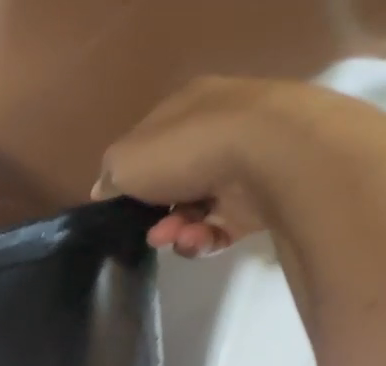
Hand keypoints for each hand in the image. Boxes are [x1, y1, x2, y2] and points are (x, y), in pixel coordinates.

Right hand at [94, 77, 350, 255]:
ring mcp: (253, 158)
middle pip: (174, 179)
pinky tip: (198, 238)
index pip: (151, 141)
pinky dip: (205, 237)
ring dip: (175, 229)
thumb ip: (109, 176)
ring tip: (172, 237)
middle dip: (154, 211)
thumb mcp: (123, 160)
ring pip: (196, 205)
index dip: (130, 174)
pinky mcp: (271, 192)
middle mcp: (224, 126)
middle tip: (148, 228)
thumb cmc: (188, 148)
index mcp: (191, 105)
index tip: (117, 201)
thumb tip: (108, 189)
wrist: (277, 154)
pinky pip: (225, 223)